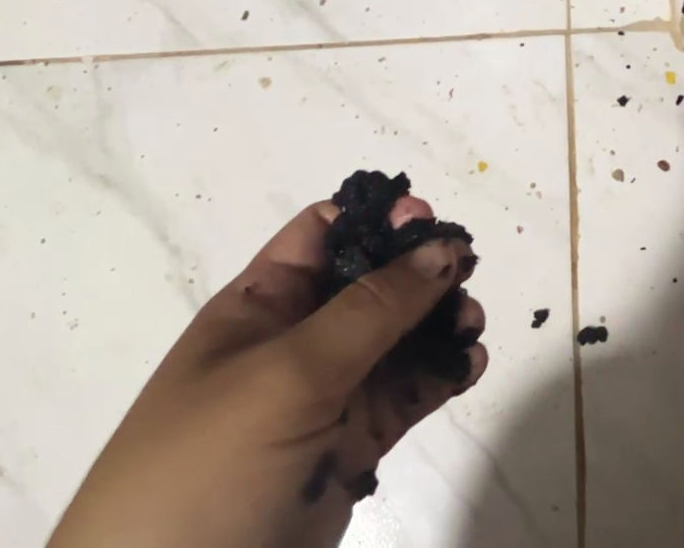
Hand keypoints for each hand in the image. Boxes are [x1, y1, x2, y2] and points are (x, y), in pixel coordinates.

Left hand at [49, 197, 485, 547]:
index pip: (323, 233)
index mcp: (261, 305)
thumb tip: (440, 247)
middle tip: (467, 271)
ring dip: (439, 321)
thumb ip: (371, 309)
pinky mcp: (352, 446)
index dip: (374, 218)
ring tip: (472, 323)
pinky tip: (471, 365)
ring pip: (397, 338)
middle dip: (420, 268)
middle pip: (371, 282)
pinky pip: (406, 394)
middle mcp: (296, 340)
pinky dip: (441, 374)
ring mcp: (326, 396)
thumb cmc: (211, 466)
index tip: (428, 221)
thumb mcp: (288, 373)